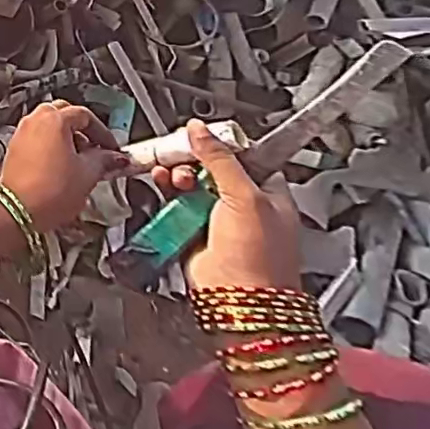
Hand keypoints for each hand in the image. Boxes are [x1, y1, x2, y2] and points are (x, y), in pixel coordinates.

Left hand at [0, 100, 130, 229]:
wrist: (20, 209)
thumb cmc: (50, 191)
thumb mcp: (87, 174)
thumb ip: (104, 160)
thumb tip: (114, 157)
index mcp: (53, 120)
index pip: (84, 114)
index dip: (102, 131)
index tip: (112, 148)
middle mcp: (34, 121)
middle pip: (63, 113)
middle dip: (82, 129)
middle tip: (96, 149)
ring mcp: (22, 133)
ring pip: (48, 124)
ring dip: (66, 136)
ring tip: (80, 160)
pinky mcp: (15, 147)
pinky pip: (37, 137)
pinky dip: (51, 145)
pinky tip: (61, 165)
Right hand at [152, 120, 302, 290]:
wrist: (237, 298)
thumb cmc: (258, 258)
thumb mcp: (245, 197)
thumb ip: (220, 159)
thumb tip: (200, 130)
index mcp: (268, 194)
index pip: (243, 156)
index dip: (220, 144)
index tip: (199, 136)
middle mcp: (242, 204)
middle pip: (210, 166)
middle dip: (192, 159)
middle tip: (181, 155)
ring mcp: (216, 216)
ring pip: (189, 181)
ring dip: (177, 174)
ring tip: (174, 177)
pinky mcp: (191, 227)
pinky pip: (174, 199)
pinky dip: (165, 189)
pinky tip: (162, 183)